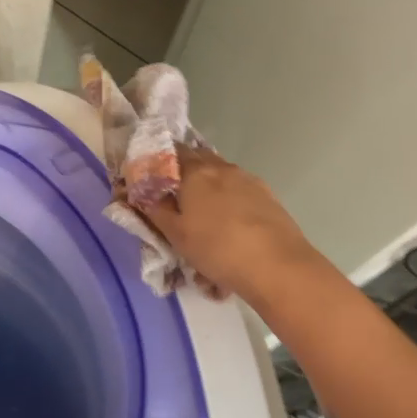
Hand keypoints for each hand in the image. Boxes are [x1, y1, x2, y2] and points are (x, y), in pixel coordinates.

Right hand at [141, 147, 328, 302]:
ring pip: (218, 175)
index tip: (146, 179)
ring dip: (205, 187)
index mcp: (195, 172)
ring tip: (199, 214)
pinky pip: (237, 190)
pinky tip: (226, 223)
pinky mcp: (266, 195)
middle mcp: (221, 168)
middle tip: (170, 197)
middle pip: (196, 159)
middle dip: (181, 173)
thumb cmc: (216, 248)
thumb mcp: (175, 234)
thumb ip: (154, 210)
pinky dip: (226, 199)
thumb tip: (140, 194)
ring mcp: (248, 179)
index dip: (155, 162)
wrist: (276, 265)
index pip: (169, 152)